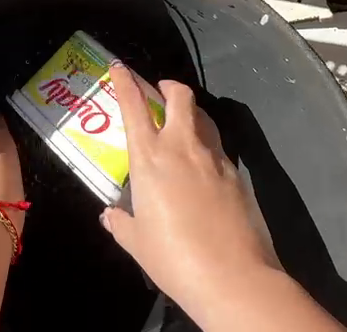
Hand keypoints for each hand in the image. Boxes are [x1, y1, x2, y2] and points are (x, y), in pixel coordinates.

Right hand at [101, 65, 288, 327]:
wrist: (236, 279)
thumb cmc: (175, 258)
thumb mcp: (138, 243)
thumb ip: (121, 223)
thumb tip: (109, 215)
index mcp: (150, 156)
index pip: (134, 104)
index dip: (124, 81)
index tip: (118, 68)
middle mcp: (182, 146)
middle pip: (179, 96)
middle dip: (168, 86)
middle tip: (160, 90)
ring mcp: (214, 158)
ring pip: (204, 117)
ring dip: (191, 112)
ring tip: (183, 122)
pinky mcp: (238, 175)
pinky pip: (220, 147)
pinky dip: (209, 144)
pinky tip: (205, 164)